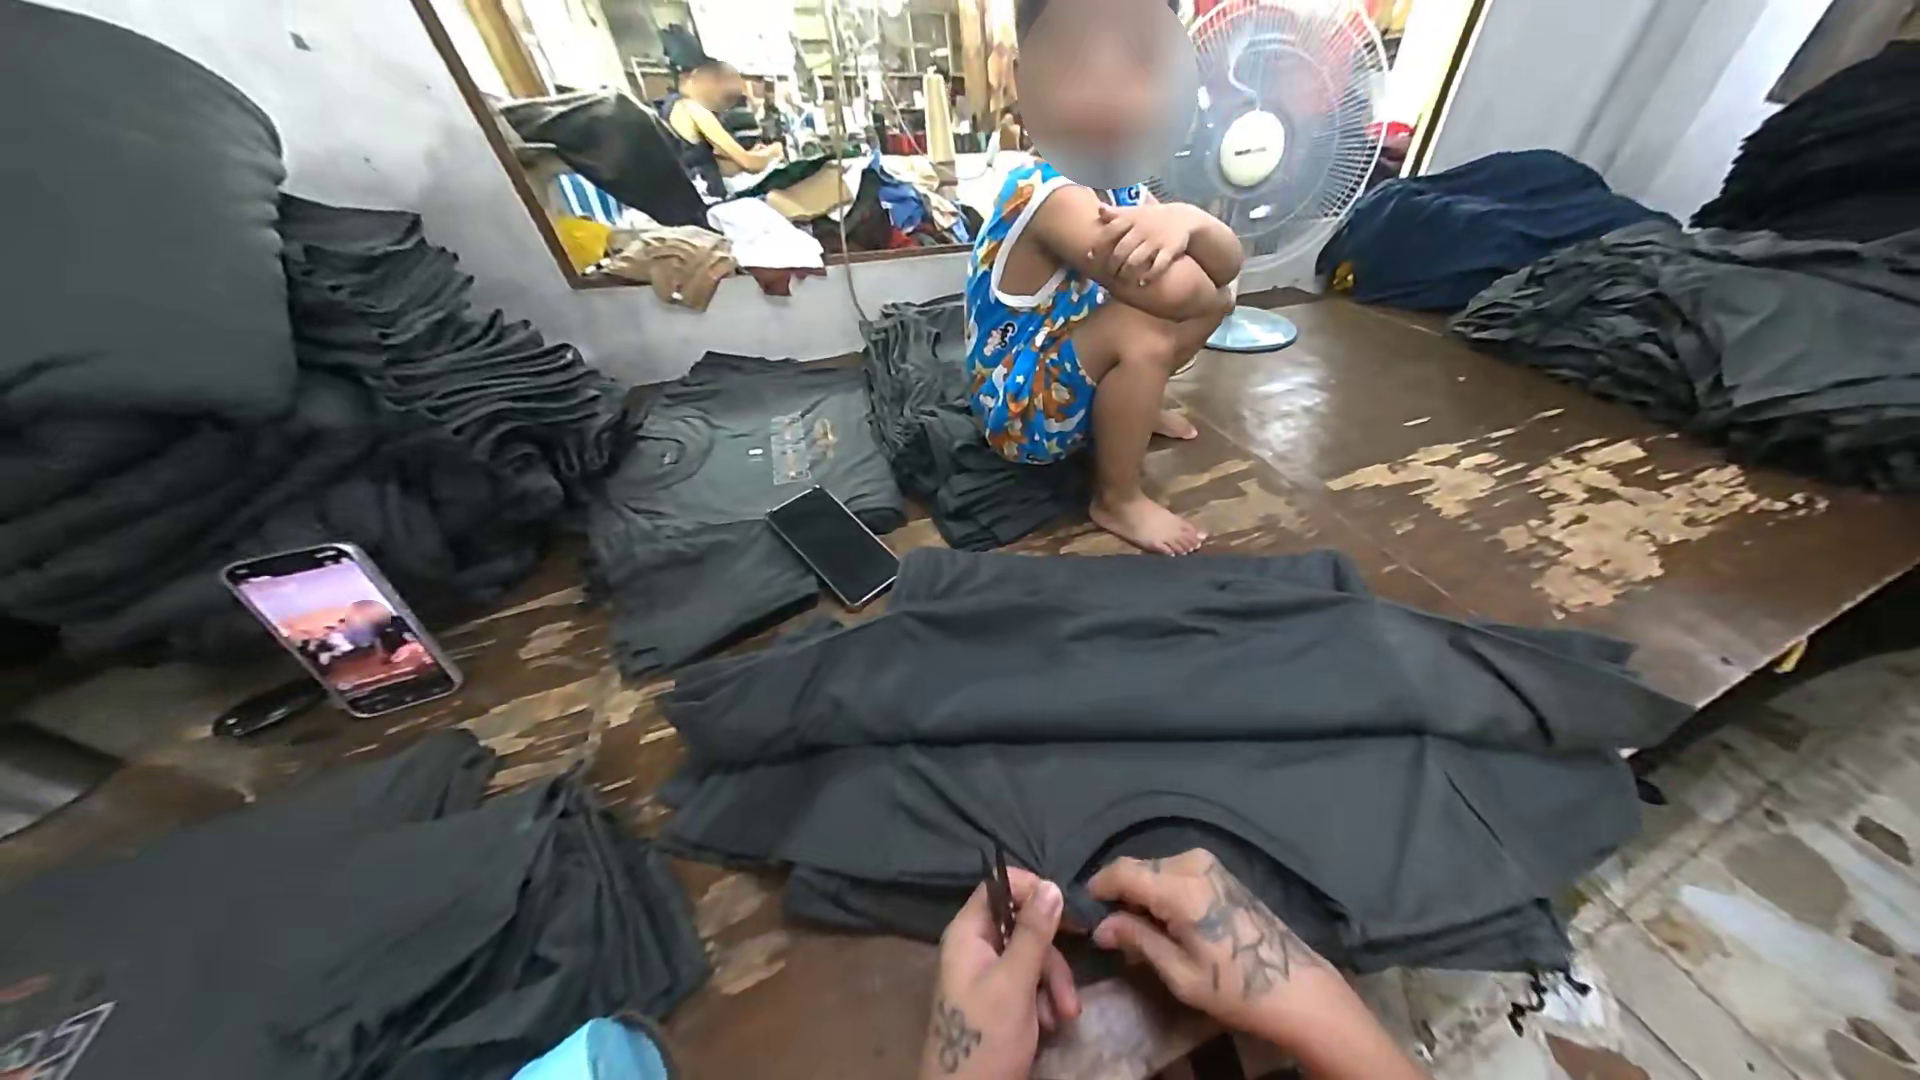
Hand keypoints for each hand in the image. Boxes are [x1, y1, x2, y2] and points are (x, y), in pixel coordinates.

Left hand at [919, 868, 1080, 1079]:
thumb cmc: (985, 1038)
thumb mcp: (1014, 983)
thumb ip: (1032, 933)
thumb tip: (1051, 885)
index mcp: (968, 932)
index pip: (998, 886)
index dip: (1030, 889)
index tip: (1062, 906)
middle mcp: (976, 945)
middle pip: (1021, 924)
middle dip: (1050, 955)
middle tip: (1068, 987)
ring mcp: (987, 973)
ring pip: (1030, 955)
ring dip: (1053, 982)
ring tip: (1065, 1016)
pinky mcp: (1000, 999)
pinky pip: (1028, 981)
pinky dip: (1045, 999)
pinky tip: (1053, 1025)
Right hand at [1087, 850, 1342, 1046]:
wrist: (1298, 989)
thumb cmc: (1237, 988)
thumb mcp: (1180, 974)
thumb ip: (1137, 940)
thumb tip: (1100, 927)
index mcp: (1179, 887)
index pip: (1121, 871)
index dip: (1098, 887)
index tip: (1085, 910)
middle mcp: (1190, 862)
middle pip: (1137, 869)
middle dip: (1120, 894)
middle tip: (1113, 929)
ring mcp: (1206, 861)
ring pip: (1153, 869)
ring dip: (1140, 892)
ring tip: (1140, 929)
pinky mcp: (1216, 868)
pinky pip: (1172, 870)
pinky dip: (1159, 889)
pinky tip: (1166, 920)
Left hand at [1088, 203, 1200, 285]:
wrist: (1184, 218)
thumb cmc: (1152, 218)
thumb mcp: (1135, 212)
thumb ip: (1116, 214)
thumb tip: (1098, 209)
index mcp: (1133, 219)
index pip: (1111, 230)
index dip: (1099, 244)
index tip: (1090, 256)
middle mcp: (1143, 228)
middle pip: (1121, 250)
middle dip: (1112, 265)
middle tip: (1108, 275)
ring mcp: (1157, 239)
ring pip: (1136, 260)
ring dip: (1126, 273)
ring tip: (1121, 280)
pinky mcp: (1170, 249)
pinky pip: (1158, 266)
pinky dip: (1148, 277)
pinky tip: (1141, 283)